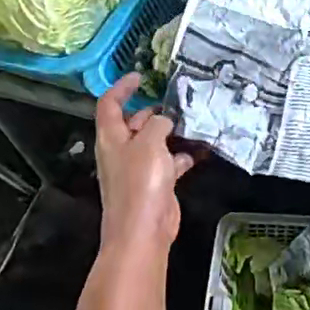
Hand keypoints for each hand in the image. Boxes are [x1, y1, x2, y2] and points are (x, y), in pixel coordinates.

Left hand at [94, 73, 194, 255]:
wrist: (143, 232)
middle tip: (176, 101)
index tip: (139, 76)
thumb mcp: (150, 143)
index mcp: (111, 137)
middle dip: (151, 111)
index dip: (121, 87)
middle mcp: (121, 150)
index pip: (109, 104)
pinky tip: (199, 150)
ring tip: (191, 121)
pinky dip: (182, 156)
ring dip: (170, 132)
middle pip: (133, 122)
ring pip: (153, 142)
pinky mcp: (154, 185)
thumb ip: (158, 124)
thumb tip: (164, 120)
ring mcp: (137, 169)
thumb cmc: (140, 182)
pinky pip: (168, 163)